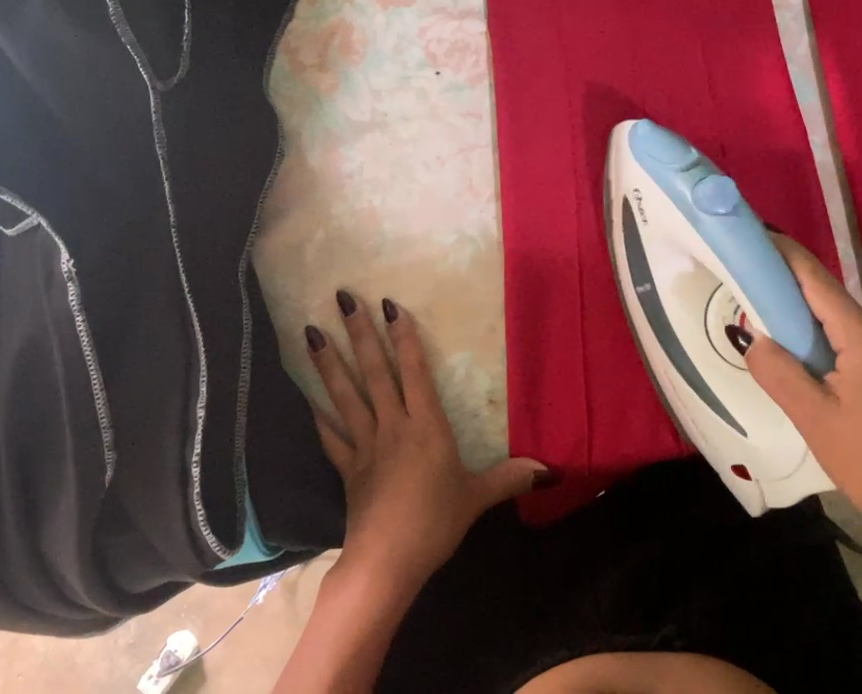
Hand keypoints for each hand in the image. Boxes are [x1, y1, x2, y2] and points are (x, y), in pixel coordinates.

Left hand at [303, 291, 550, 587]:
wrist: (386, 561)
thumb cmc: (435, 523)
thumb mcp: (478, 497)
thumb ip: (511, 477)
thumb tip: (552, 471)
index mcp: (426, 426)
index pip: (414, 371)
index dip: (403, 338)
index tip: (389, 305)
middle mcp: (393, 426)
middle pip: (374, 373)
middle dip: (359, 334)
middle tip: (342, 299)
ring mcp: (365, 446)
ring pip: (345, 396)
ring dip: (329, 364)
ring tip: (312, 333)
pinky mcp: (348, 470)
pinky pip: (331, 436)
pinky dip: (319, 416)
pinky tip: (308, 399)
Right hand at [739, 236, 861, 566]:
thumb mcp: (814, 419)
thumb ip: (778, 371)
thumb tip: (754, 337)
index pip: (814, 278)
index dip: (780, 253)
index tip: (748, 235)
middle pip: (827, 303)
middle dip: (786, 302)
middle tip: (746, 311)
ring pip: (842, 330)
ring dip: (808, 335)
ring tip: (776, 358)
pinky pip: (858, 349)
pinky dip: (830, 354)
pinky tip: (816, 384)